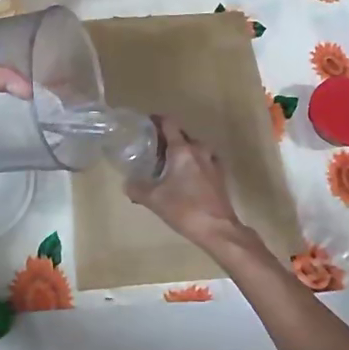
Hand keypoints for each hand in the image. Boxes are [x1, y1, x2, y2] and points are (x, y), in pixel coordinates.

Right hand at [125, 116, 250, 249]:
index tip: (146, 124)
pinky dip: (194, 163)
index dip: (156, 120)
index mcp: (182, 150)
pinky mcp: (221, 175)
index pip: (169, 123)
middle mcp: (199, 150)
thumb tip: (127, 183)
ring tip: (170, 164)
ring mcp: (213, 162)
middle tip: (153, 149)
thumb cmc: (184, 209)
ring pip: (195, 148)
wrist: (217, 229)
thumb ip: (136, 188)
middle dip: (168, 139)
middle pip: (182, 135)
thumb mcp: (153, 199)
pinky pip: (205, 161)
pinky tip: (187, 176)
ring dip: (182, 151)